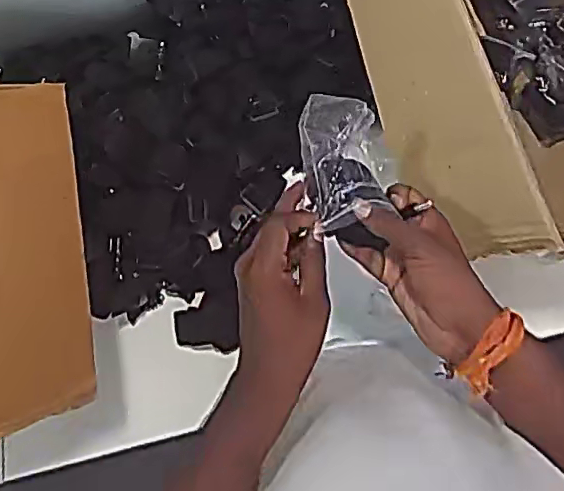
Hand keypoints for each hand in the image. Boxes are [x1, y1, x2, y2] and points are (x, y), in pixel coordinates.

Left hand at [233, 181, 328, 396]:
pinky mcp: (249, 280)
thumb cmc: (290, 347)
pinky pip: (265, 252)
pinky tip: (300, 244)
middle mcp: (249, 264)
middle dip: (289, 207)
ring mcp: (247, 272)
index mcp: (263, 266)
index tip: (316, 208)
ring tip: (308, 215)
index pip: (278, 223)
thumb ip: (313, 260)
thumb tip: (315, 235)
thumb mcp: (314, 299)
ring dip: (287, 225)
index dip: (298, 211)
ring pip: (267, 237)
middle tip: (305, 190)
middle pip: (269, 224)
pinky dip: (282, 243)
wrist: (268, 373)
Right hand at [341, 184, 502, 363]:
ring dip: (356, 228)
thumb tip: (361, 206)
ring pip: (373, 235)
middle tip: (340, 201)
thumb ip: (387, 224)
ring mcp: (401, 256)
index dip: (383, 191)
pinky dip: (355, 248)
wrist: (460, 330)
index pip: (402, 195)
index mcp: (427, 221)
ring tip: (334, 217)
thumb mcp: (419, 245)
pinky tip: (341, 239)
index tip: (360, 188)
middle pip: (384, 214)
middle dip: (364, 209)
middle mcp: (413, 236)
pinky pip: (369, 256)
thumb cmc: (454, 284)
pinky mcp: (391, 274)